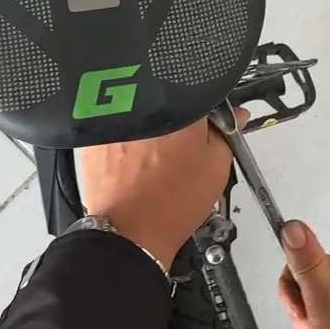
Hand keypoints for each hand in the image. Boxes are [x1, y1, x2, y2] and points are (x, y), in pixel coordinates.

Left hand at [77, 114, 239, 270]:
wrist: (131, 232)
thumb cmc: (170, 205)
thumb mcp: (215, 169)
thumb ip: (225, 134)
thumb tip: (234, 116)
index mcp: (180, 111)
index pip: (200, 96)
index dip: (207, 113)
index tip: (208, 127)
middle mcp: (145, 110)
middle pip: (167, 103)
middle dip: (176, 121)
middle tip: (179, 148)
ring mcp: (116, 121)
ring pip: (140, 114)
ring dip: (148, 129)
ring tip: (153, 159)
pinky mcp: (95, 136)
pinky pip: (115, 128)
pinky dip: (124, 140)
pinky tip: (132, 163)